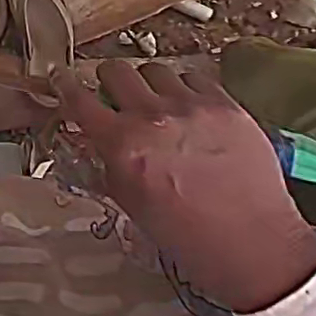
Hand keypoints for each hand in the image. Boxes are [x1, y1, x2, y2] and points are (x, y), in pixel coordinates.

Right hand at [52, 60, 315, 313]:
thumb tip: (94, 137)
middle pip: (116, 70)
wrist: (254, 247)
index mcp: (122, 145)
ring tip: (158, 102)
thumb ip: (106, 161)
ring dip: (148, 83)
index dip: (64, 84)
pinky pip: (195, 78)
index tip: (61, 78)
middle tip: (115, 93)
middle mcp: (152, 118)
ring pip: (154, 69)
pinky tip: (190, 109)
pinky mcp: (227, 106)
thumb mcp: (128, 200)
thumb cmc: (184, 234)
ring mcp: (192, 107)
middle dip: (109, 80)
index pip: (79, 99)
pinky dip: (185, 89)